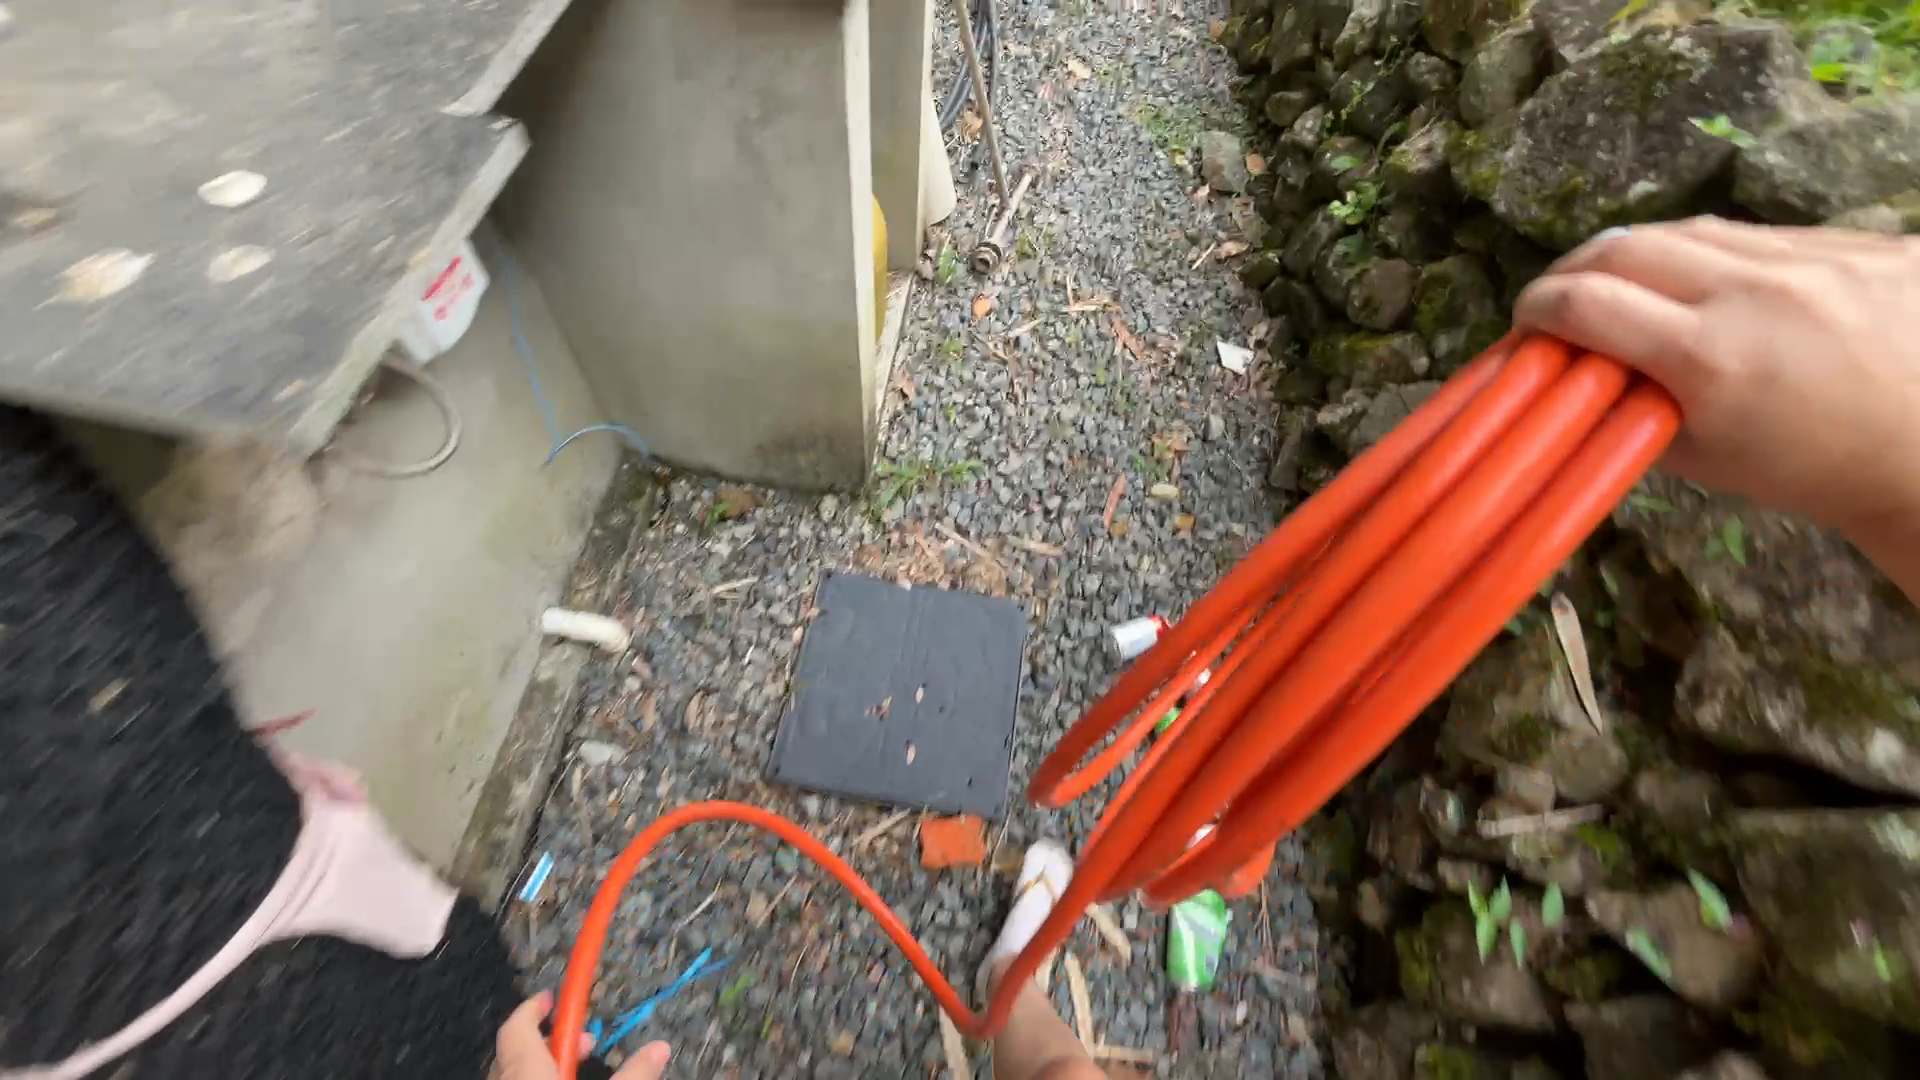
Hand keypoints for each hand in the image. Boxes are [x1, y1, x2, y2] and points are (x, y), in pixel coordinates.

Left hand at [495, 993, 671, 1079]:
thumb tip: (660, 1048)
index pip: (515, 1029)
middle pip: (511, 1056)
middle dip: (551, 1041)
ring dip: (543, 1071)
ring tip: (577, 1076)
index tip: (556, 996)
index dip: (533, 1008)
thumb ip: (634, 1076)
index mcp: (526, 1077)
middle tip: (587, 1042)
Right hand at [1513, 217, 1919, 537]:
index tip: (1524, 324)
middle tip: (1555, 299)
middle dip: (1569, 270)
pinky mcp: (1862, 242)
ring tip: (1618, 284)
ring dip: (1631, 255)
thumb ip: (1622, 400)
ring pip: (1686, 229)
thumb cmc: (1801, 468)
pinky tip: (1700, 284)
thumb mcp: (1687, 450)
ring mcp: (1817, 258)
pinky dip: (1702, 255)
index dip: (1535, 306)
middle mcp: (1756, 291)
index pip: (1583, 302)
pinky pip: (1753, 234)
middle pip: (1623, 247)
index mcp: (1705, 355)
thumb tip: (1572, 368)